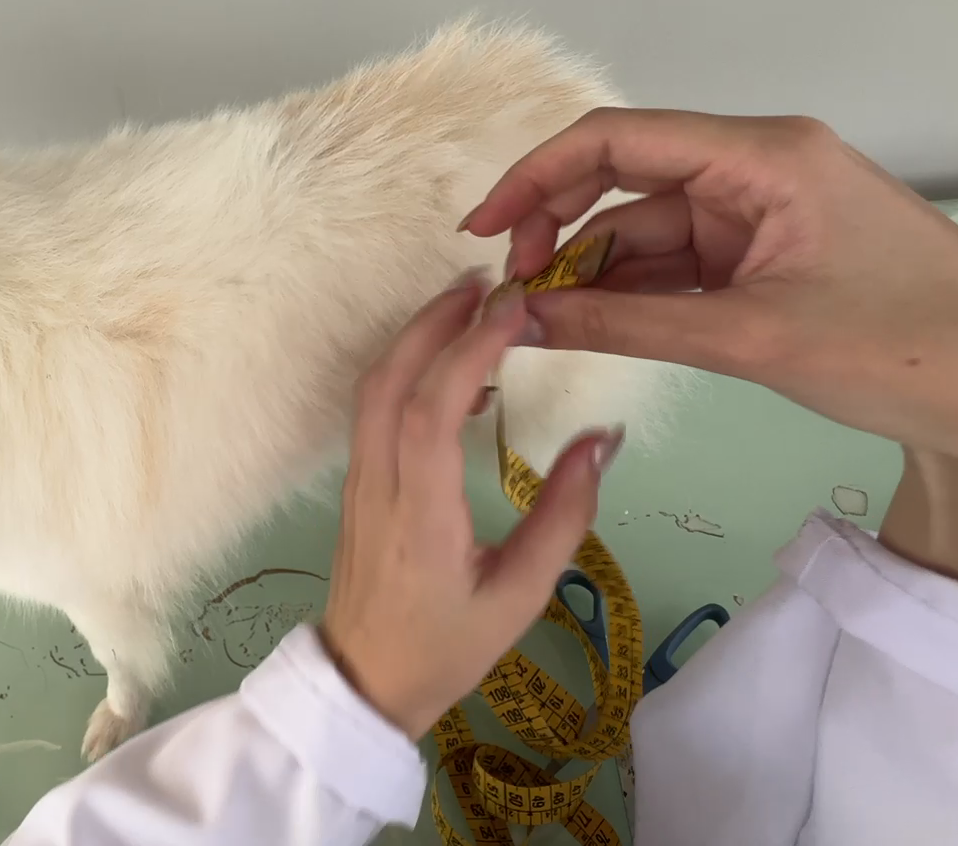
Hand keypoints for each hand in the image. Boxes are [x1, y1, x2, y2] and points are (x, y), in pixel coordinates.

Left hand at [319, 277, 622, 739]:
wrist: (365, 673)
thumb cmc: (447, 643)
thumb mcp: (521, 593)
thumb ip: (563, 514)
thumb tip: (602, 440)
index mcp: (418, 509)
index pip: (432, 407)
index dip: (468, 348)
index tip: (511, 306)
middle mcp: (376, 479)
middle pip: (390, 379)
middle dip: (432, 322)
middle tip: (485, 284)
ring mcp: (357, 475)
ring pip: (373, 388)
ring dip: (414, 339)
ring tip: (469, 311)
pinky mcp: (355, 478)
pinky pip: (373, 409)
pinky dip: (405, 372)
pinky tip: (451, 375)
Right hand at [461, 108, 957, 607]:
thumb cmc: (901, 350)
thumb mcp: (742, 337)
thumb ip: (616, 323)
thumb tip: (515, 320)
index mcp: (760, 156)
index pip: (615, 139)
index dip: (534, 177)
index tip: (482, 228)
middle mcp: (748, 169)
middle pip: (616, 178)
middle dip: (553, 226)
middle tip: (513, 284)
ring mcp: (748, 214)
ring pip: (632, 228)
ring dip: (583, 269)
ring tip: (542, 316)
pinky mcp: (748, 254)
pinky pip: (659, 263)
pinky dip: (617, 290)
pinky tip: (584, 319)